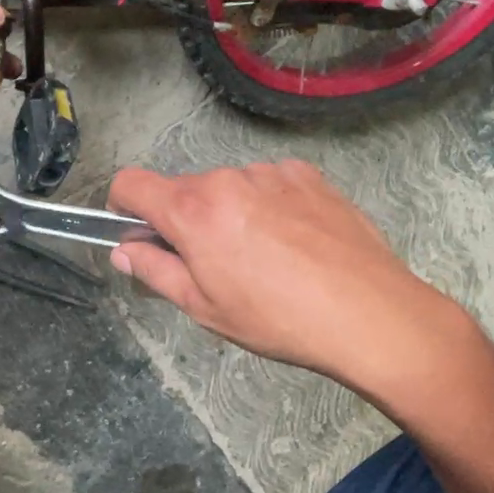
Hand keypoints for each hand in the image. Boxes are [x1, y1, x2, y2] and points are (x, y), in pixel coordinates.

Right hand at [107, 162, 493, 404]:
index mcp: (193, 210)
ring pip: (228, 187)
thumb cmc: (278, 320)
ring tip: (264, 259)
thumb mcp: (204, 308)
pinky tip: (294, 243)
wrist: (370, 314)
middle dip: (184, 221)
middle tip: (213, 267)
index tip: (140, 236)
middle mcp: (227, 179)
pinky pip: (269, 183)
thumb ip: (154, 271)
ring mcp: (271, 172)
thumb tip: (123, 249)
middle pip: (183, 190)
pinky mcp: (308, 175)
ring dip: (228, 212)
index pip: (131, 184)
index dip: (123, 209)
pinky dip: (267, 205)